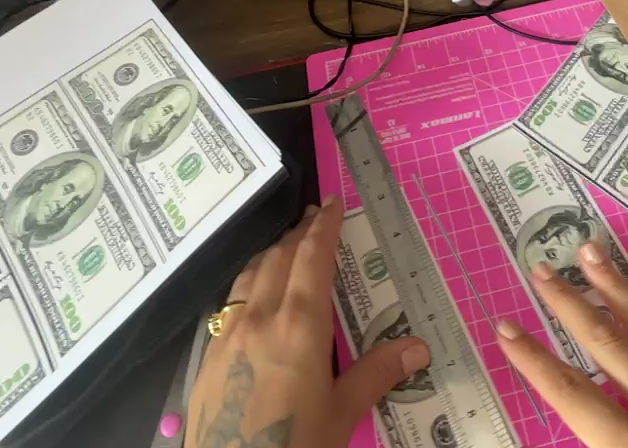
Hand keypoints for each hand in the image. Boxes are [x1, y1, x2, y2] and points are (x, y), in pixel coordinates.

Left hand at [187, 197, 429, 447]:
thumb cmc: (294, 447)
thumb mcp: (341, 415)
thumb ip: (377, 373)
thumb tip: (420, 346)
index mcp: (299, 324)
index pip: (312, 257)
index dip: (324, 226)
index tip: (332, 203)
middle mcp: (260, 318)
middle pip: (279, 257)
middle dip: (299, 233)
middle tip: (315, 218)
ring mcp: (228, 336)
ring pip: (251, 275)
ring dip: (272, 253)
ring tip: (287, 247)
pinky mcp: (207, 358)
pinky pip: (232, 303)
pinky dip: (250, 283)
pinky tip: (256, 298)